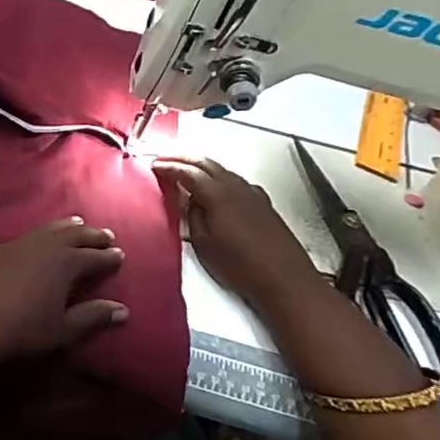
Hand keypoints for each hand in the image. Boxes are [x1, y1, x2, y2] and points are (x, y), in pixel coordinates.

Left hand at [0, 196, 127, 360]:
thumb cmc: (24, 330)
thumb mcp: (64, 330)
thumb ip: (93, 317)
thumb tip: (122, 310)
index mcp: (66, 264)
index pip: (94, 258)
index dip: (109, 258)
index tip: (120, 255)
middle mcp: (43, 247)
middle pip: (73, 237)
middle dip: (91, 236)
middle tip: (106, 235)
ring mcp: (14, 246)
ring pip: (42, 229)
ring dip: (60, 225)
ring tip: (75, 221)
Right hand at [152, 155, 324, 308]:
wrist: (285, 281)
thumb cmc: (242, 267)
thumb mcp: (204, 244)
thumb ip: (192, 216)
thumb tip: (189, 202)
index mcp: (218, 195)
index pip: (188, 172)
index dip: (169, 166)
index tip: (155, 166)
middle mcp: (237, 188)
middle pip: (206, 163)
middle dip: (183, 158)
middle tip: (165, 159)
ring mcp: (253, 194)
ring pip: (222, 170)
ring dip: (201, 167)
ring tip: (185, 171)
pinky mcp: (263, 204)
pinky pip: (235, 182)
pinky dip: (218, 178)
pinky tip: (216, 189)